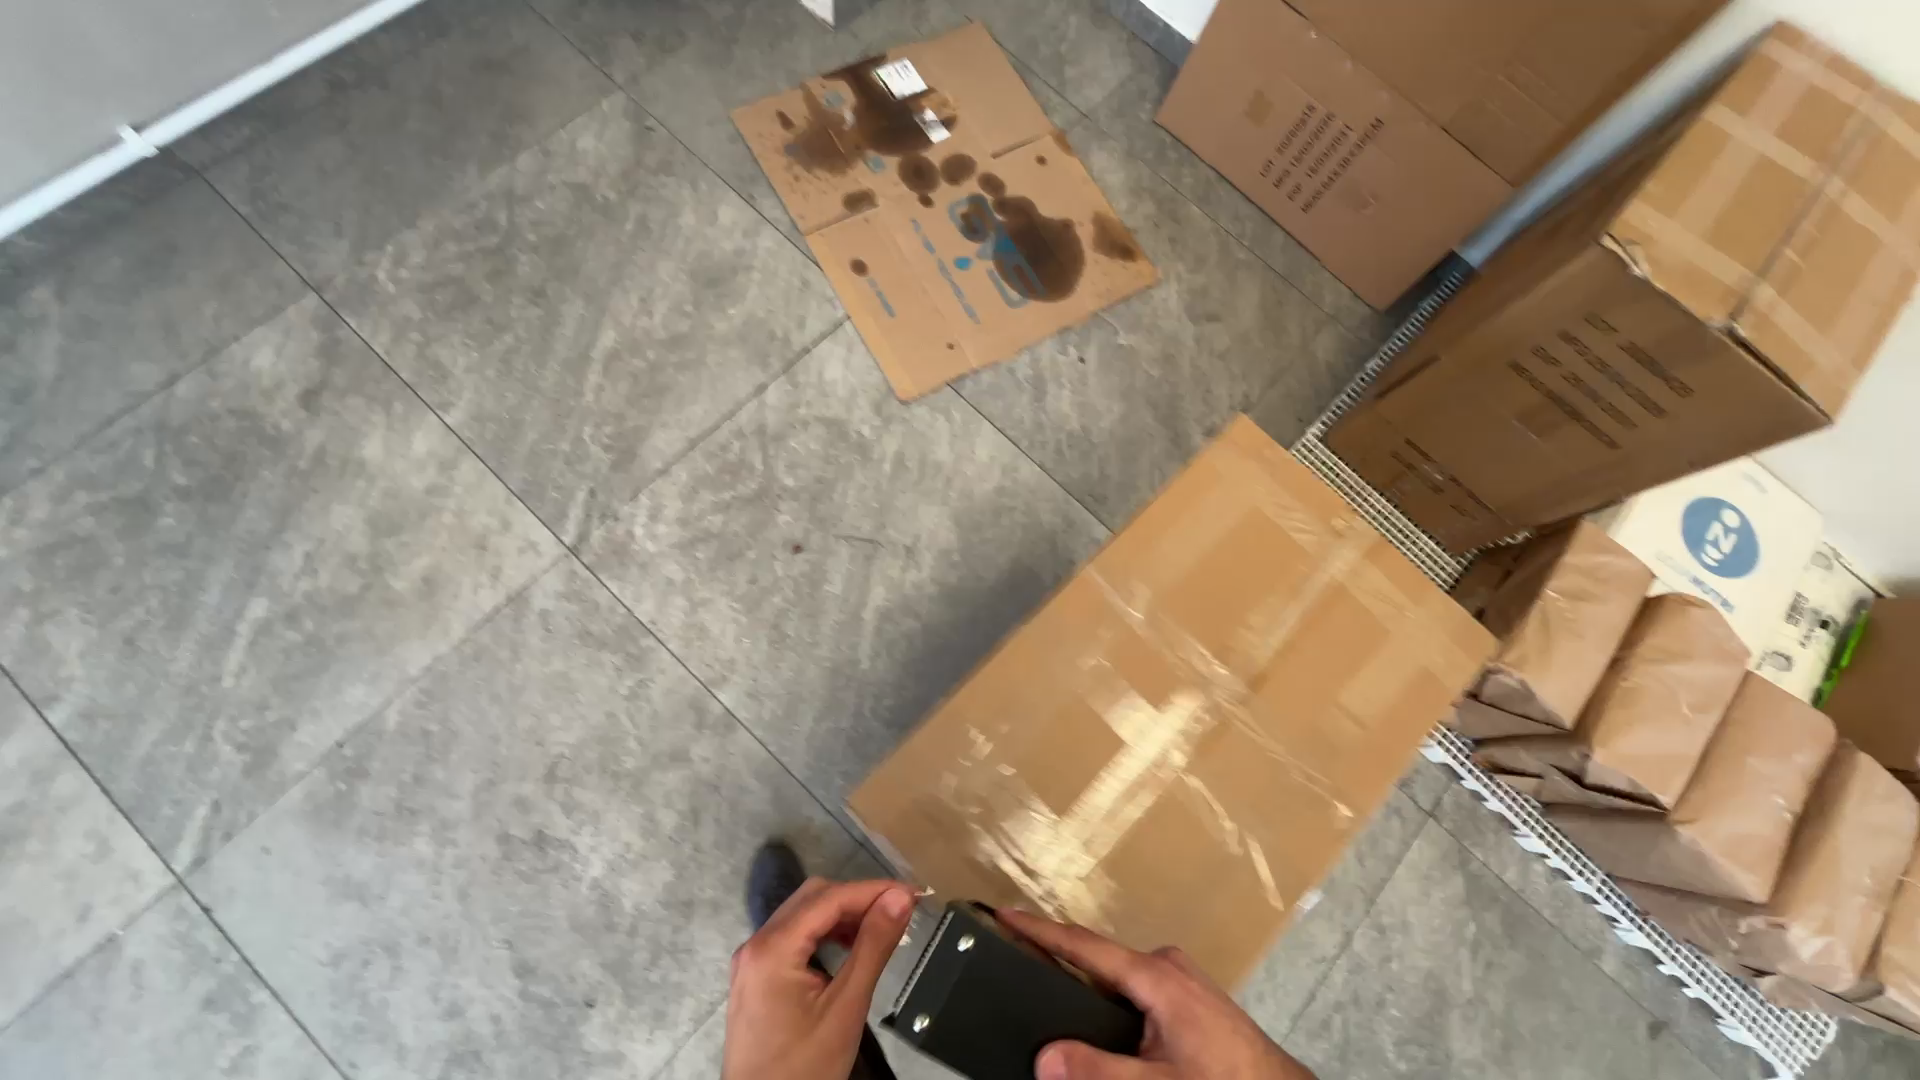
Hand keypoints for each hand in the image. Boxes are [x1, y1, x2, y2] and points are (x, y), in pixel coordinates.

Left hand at [722, 877, 914, 1079]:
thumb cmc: (806, 1069)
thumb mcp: (846, 1007)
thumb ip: (873, 946)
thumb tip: (900, 898)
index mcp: (772, 948)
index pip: (829, 898)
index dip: (873, 890)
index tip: (913, 894)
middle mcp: (756, 944)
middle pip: (813, 899)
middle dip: (858, 899)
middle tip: (899, 911)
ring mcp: (752, 961)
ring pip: (803, 915)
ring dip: (842, 915)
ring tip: (880, 929)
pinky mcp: (756, 978)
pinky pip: (794, 937)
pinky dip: (824, 934)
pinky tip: (849, 949)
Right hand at [998, 910, 1315, 1079]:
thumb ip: (1099, 1070)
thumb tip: (1045, 1057)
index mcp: (1155, 975)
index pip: (1084, 945)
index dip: (1039, 930)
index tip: (1003, 913)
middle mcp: (1166, 964)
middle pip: (1098, 958)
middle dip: (1059, 959)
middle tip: (1017, 958)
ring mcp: (1179, 976)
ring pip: (1117, 974)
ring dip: (1086, 983)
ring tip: (1053, 990)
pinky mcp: (1188, 993)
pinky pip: (1135, 985)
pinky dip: (1110, 996)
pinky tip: (1101, 1019)